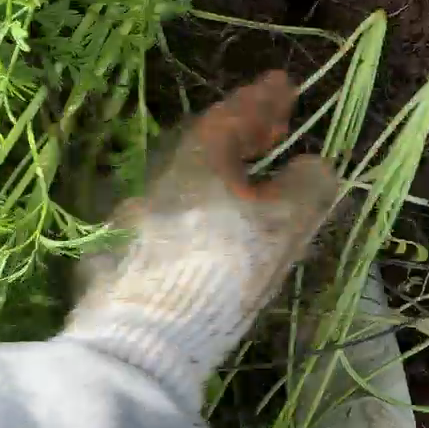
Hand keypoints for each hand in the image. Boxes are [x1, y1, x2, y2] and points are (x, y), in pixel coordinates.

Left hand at [65, 71, 338, 410]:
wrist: (144, 344)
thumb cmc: (222, 272)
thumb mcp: (283, 226)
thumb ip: (307, 186)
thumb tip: (312, 165)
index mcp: (196, 161)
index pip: (232, 116)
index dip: (263, 99)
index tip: (284, 83)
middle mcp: (158, 178)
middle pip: (206, 144)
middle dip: (244, 132)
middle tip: (275, 127)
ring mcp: (132, 217)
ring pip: (186, 179)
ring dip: (221, 171)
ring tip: (250, 179)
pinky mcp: (116, 256)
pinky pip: (169, 213)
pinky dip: (197, 206)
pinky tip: (208, 226)